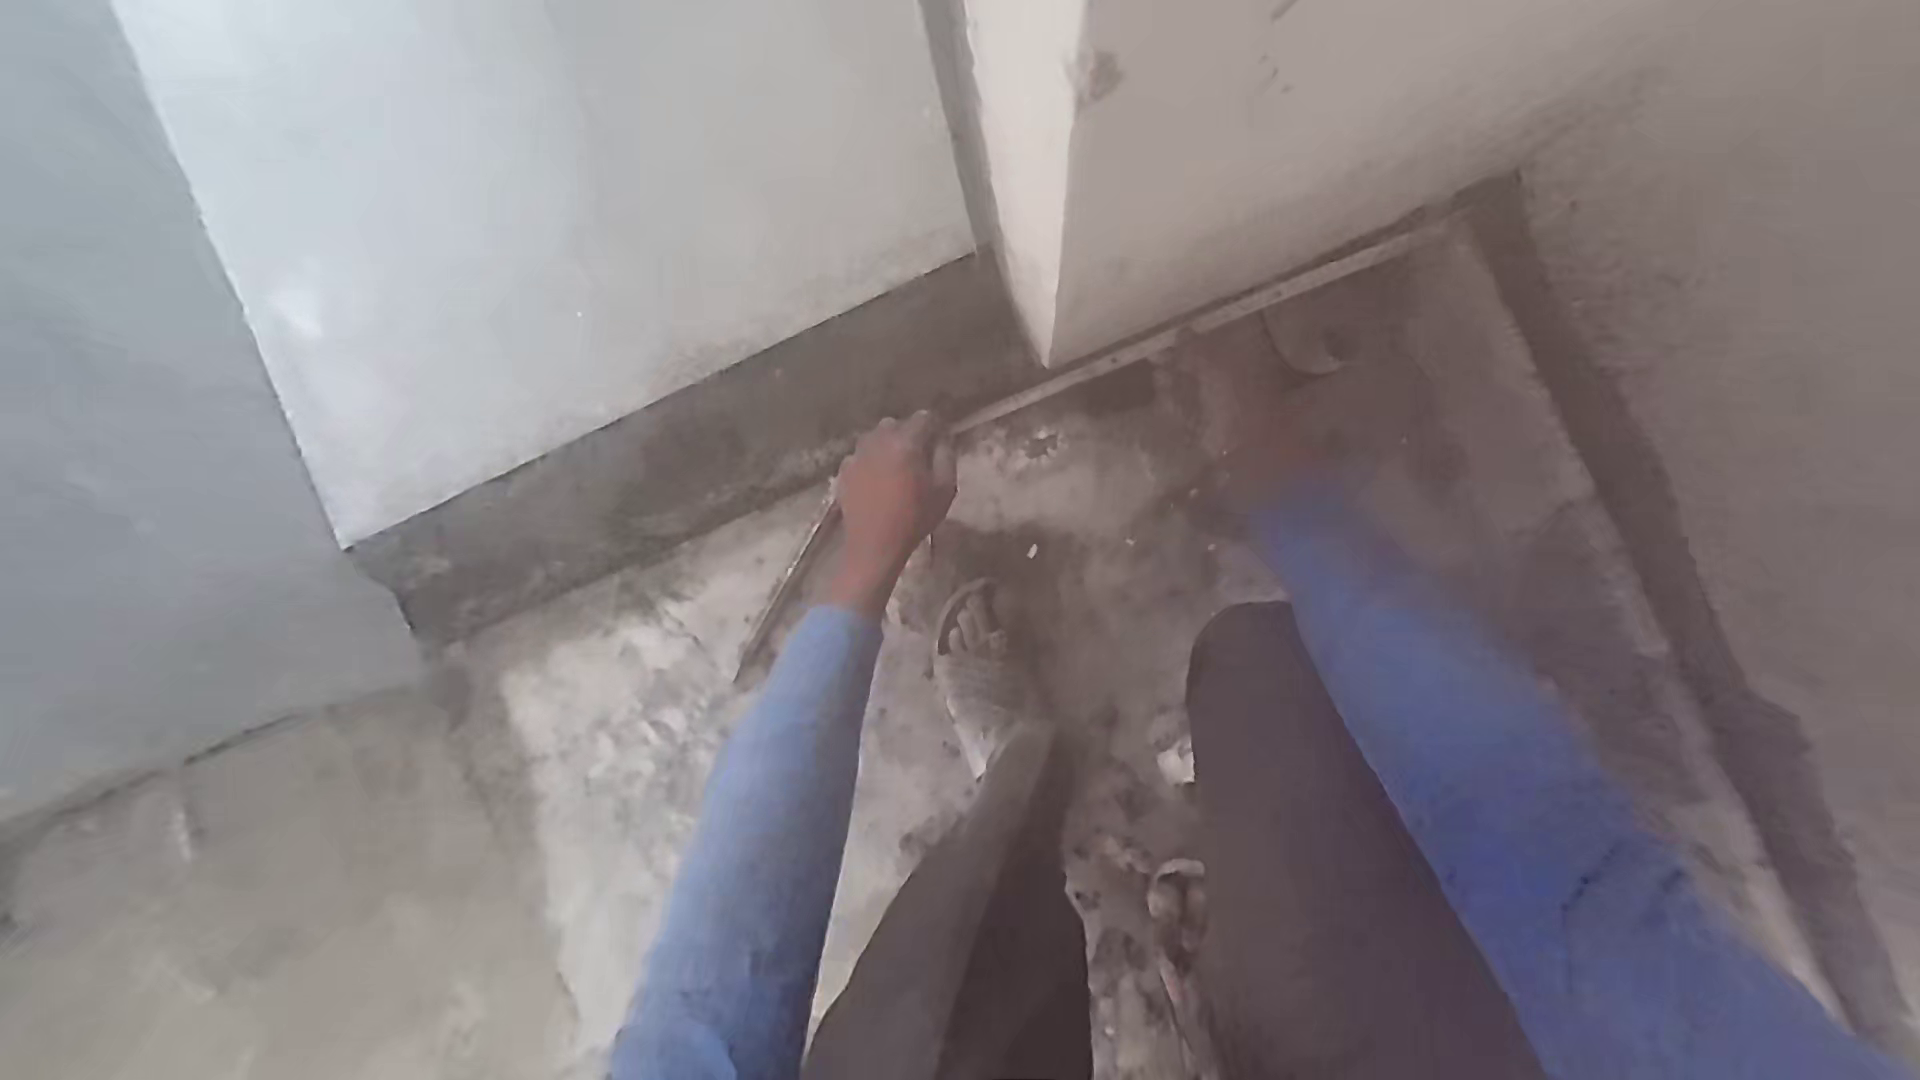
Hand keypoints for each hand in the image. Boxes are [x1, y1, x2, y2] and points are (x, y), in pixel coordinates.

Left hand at [825, 411, 956, 616]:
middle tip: (918, 458)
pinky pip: (861, 456)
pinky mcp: (844, 470)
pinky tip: (876, 483)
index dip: (935, 427)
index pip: (924, 418)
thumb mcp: (945, 489)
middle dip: (909, 435)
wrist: (874, 545)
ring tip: (896, 470)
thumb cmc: (915, 518)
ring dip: (887, 447)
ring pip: (876, 438)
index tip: (940, 442)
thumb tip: (943, 440)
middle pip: (896, 425)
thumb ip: (946, 456)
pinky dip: (870, 462)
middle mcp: (877, 440)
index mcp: (905, 441)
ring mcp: (857, 454)